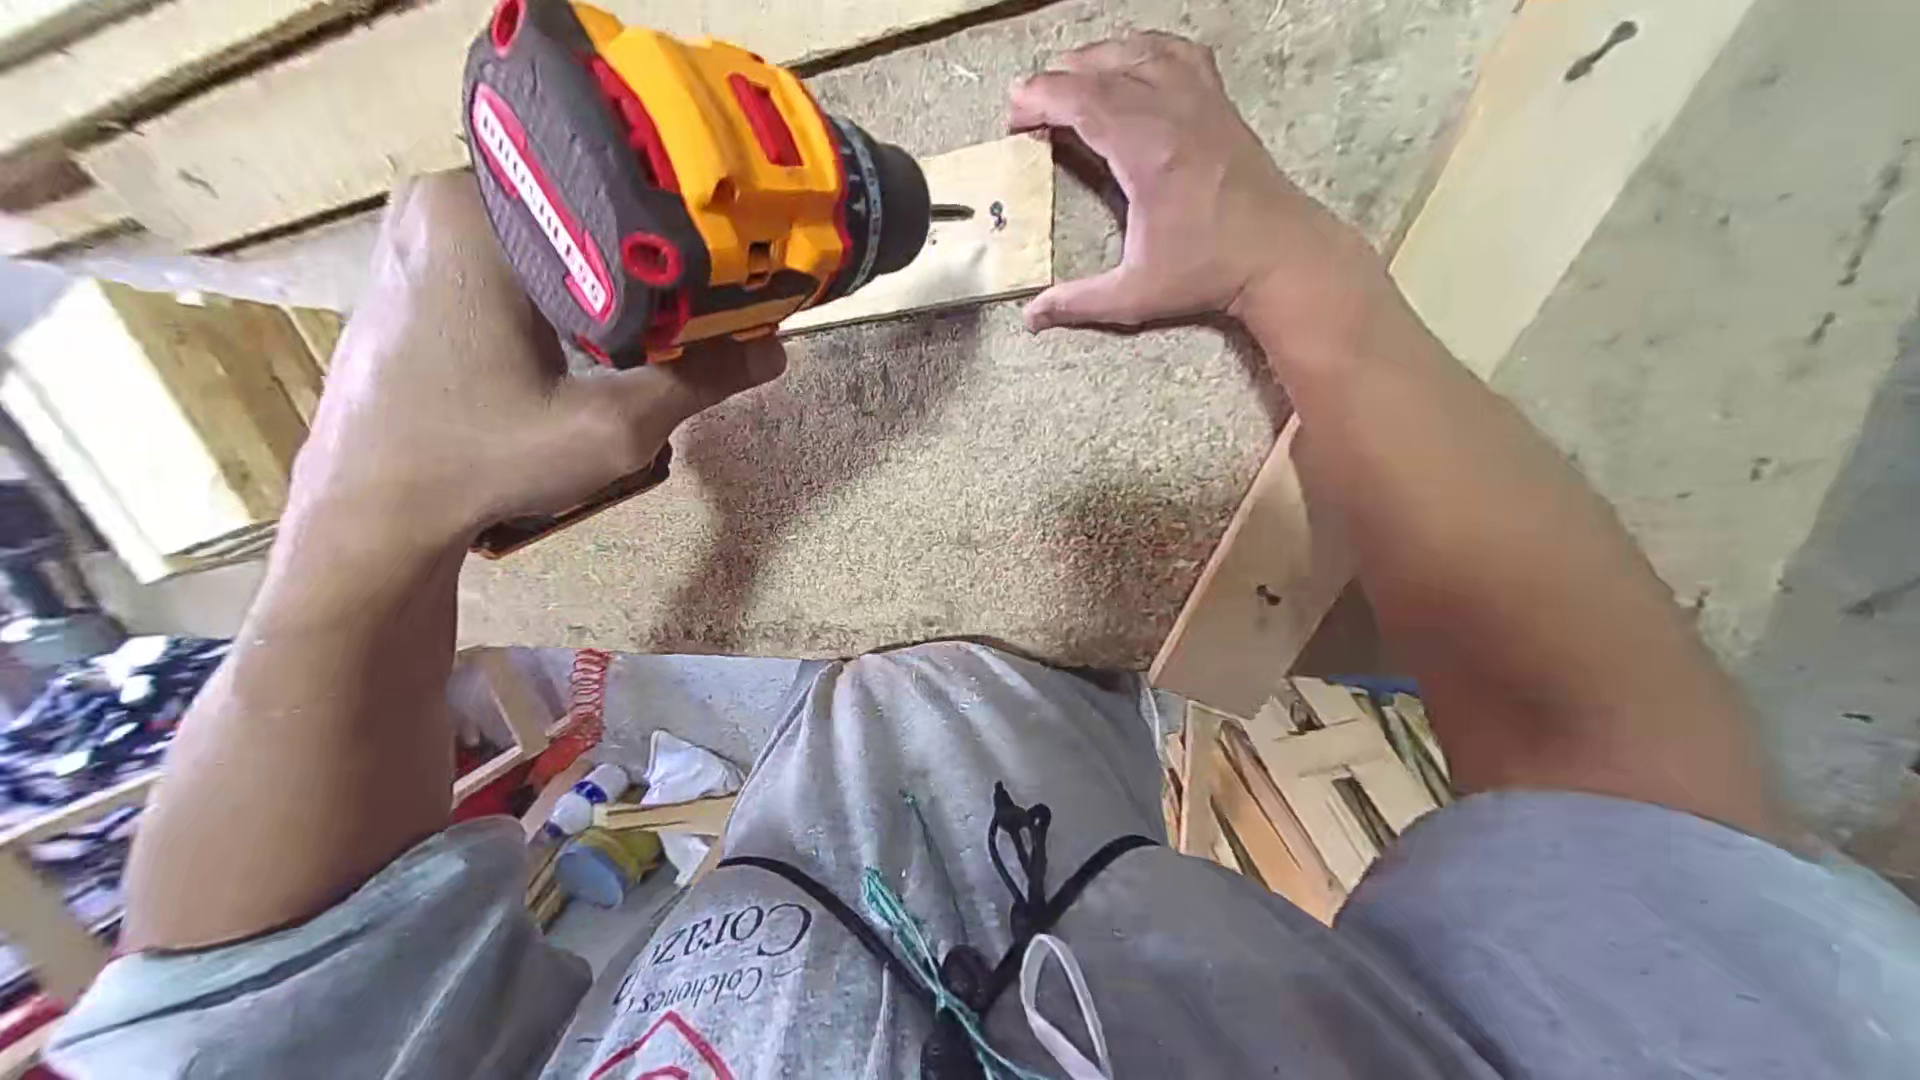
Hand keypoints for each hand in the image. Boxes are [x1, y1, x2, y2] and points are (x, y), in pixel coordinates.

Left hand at [290, 172, 784, 548]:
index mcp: (477, 213)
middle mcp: (441, 203)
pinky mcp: (424, 274)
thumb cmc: (485, 459)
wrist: (375, 512)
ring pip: (556, 243)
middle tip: (702, 311)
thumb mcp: (612, 426)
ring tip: (660, 329)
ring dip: (610, 285)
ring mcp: (424, 237)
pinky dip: (570, 294)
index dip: (676, 241)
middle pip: (584, 218)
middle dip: (646, 266)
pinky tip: (597, 341)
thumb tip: (773, 350)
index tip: (725, 280)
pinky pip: (523, 263)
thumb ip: (698, 380)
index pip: (611, 197)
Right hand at [1009, 33, 1385, 342]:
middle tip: (1027, 105)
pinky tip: (1129, 64)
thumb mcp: (1134, 296)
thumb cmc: (1206, 274)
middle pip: (1104, 70)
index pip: (1085, 101)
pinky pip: (1177, 52)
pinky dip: (1144, 49)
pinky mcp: (1218, 102)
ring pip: (1139, 50)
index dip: (1041, 98)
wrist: (1278, 255)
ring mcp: (1201, 99)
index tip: (1014, 113)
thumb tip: (1030, 318)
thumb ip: (1077, 302)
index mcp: (1149, 153)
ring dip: (1096, 58)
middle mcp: (1174, 112)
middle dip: (1057, 80)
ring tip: (1066, 79)